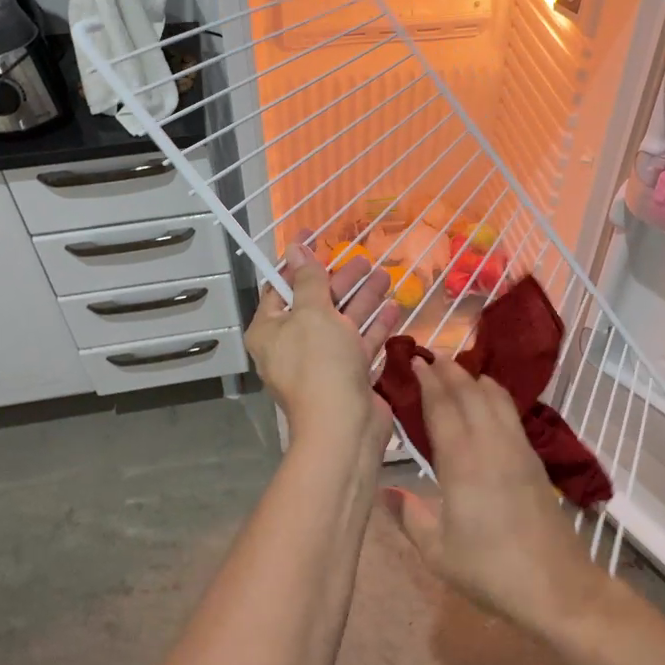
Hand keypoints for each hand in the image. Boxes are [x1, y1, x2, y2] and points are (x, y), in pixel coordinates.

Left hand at [245, 244, 402, 451]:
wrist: (343, 427)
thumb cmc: (320, 363)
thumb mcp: (312, 313)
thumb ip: (307, 279)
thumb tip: (295, 247)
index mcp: (270, 330)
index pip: (281, 287)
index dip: (300, 262)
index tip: (318, 236)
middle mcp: (292, 346)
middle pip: (316, 304)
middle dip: (341, 281)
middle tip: (365, 259)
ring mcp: (321, 363)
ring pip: (342, 323)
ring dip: (362, 299)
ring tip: (385, 274)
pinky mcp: (348, 377)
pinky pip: (360, 345)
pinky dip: (375, 325)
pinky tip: (394, 306)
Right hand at [384, 358, 604, 636]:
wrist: (556, 586)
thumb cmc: (490, 570)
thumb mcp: (437, 552)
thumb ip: (410, 517)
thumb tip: (385, 490)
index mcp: (462, 463)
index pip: (442, 408)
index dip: (428, 383)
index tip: (416, 361)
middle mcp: (491, 445)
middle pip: (470, 394)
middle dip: (450, 372)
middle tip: (432, 357)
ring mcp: (517, 450)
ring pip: (496, 398)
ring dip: (475, 379)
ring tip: (458, 370)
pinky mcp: (534, 461)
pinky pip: (511, 413)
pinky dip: (496, 396)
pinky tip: (490, 399)